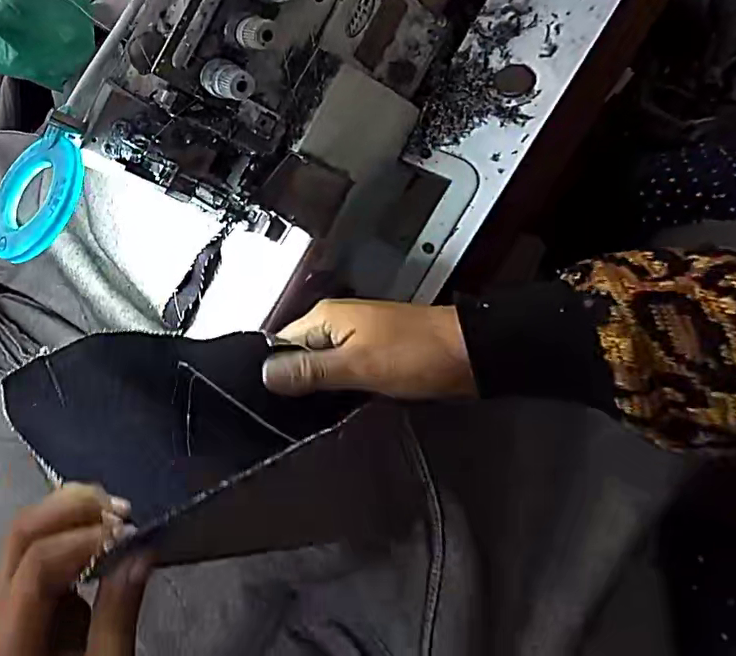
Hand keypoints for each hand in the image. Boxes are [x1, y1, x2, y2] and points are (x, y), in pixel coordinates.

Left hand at [0, 483, 153, 655]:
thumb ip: (118, 618)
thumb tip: (139, 552)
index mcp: (10, 645)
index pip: (36, 566)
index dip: (81, 540)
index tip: (126, 533)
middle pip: (21, 536)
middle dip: (71, 510)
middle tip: (119, 510)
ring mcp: (6, 608)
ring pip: (26, 537)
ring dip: (71, 514)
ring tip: (113, 515)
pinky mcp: (25, 607)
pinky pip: (40, 552)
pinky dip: (71, 533)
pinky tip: (101, 535)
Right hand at [262, 299, 475, 399]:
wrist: (471, 354)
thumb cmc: (415, 356)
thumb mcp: (358, 366)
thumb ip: (311, 370)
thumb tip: (264, 374)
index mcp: (325, 317)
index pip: (280, 343)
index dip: (273, 371)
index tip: (266, 403)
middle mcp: (334, 322)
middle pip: (299, 353)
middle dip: (295, 381)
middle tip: (288, 418)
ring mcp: (354, 336)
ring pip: (320, 364)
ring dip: (318, 387)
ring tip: (308, 418)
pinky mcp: (371, 352)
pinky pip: (341, 369)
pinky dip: (337, 387)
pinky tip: (336, 408)